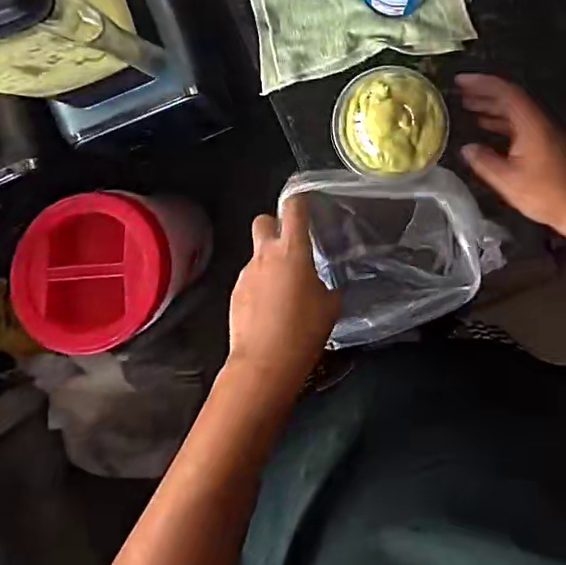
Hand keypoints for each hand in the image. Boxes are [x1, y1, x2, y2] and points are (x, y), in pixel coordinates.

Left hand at [226, 194, 340, 390]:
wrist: (264, 364)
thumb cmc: (303, 331)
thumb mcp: (330, 305)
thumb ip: (328, 284)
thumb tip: (325, 283)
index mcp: (292, 250)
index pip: (293, 208)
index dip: (300, 201)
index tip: (307, 204)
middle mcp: (265, 255)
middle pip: (262, 220)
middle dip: (274, 225)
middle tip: (290, 244)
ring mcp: (246, 274)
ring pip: (257, 254)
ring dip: (270, 262)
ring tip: (286, 290)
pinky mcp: (235, 293)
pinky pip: (251, 279)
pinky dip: (261, 286)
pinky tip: (271, 309)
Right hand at [455, 73, 565, 236]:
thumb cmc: (547, 195)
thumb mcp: (508, 180)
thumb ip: (484, 162)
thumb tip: (467, 149)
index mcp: (531, 125)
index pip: (506, 92)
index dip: (482, 82)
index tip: (462, 80)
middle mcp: (539, 123)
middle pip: (511, 98)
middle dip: (484, 92)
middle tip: (461, 91)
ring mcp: (544, 133)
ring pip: (515, 111)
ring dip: (492, 106)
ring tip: (469, 106)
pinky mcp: (546, 144)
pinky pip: (520, 124)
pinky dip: (501, 121)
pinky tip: (488, 127)